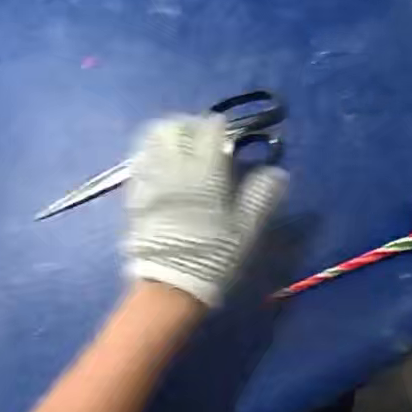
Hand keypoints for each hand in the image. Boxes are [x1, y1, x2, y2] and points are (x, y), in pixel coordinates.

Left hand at [123, 114, 287, 307]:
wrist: (170, 285)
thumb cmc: (213, 255)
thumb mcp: (247, 229)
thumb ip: (262, 195)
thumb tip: (277, 173)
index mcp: (206, 171)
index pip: (210, 128)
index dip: (220, 129)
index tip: (226, 140)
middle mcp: (174, 166)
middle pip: (176, 126)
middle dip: (190, 128)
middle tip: (201, 142)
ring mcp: (150, 178)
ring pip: (153, 139)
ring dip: (168, 138)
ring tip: (179, 152)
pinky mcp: (134, 193)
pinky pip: (140, 161)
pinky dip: (151, 156)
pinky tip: (162, 170)